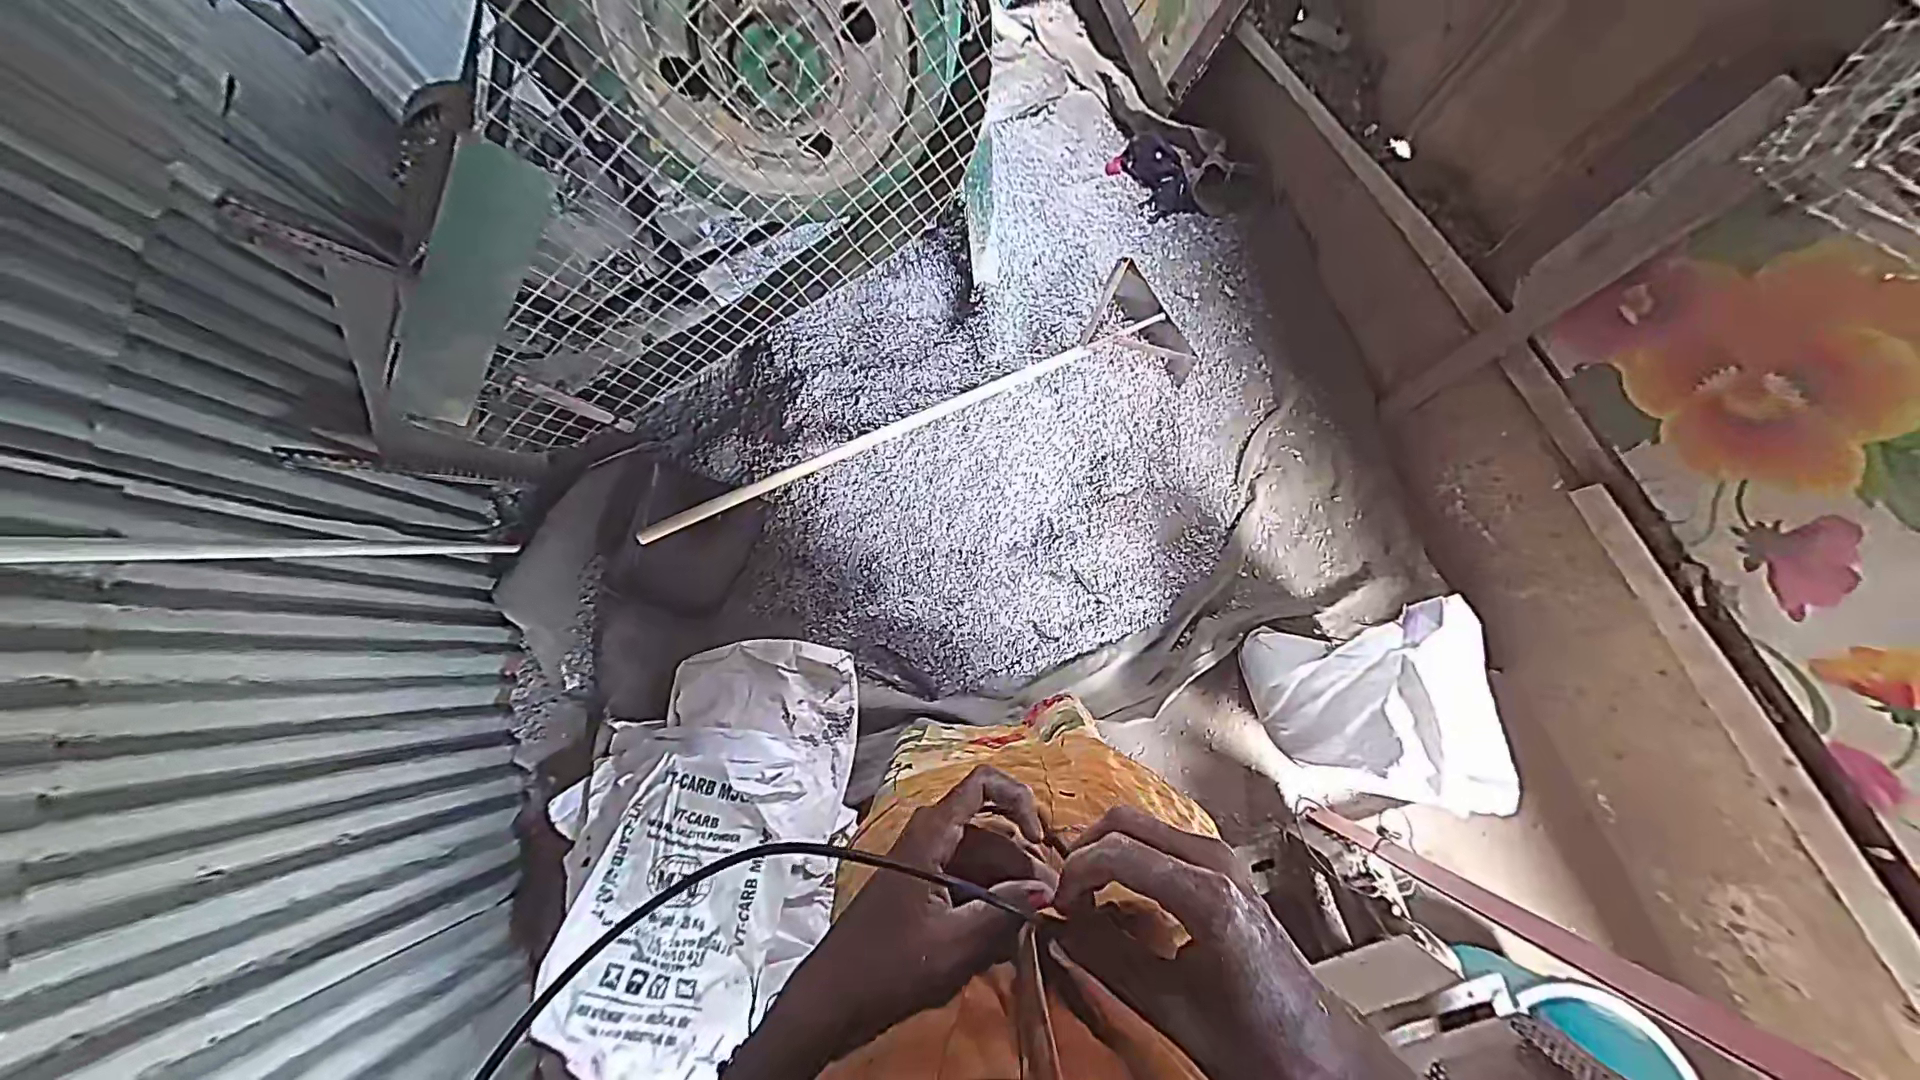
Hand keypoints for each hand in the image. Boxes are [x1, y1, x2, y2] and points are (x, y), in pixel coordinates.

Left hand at [724, 766, 1054, 1077]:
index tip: (1040, 838)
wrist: (832, 999)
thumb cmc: (889, 966)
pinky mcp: (924, 886)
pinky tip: (1009, 929)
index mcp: (932, 833)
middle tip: (1052, 899)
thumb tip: (1047, 890)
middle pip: (989, 828)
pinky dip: (991, 896)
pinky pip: (967, 878)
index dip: (1018, 799)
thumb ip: (1002, 911)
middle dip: (1022, 858)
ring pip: (981, 856)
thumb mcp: (954, 943)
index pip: (982, 783)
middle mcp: (930, 836)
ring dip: (1010, 882)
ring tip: (1035, 918)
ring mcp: (926, 861)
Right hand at [1054, 807, 1411, 1079]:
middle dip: (1084, 852)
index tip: (1058, 905)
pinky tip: (1119, 893)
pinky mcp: (1222, 865)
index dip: (1075, 874)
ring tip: (1087, 897)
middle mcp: (1216, 861)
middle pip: (1125, 821)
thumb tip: (1057, 927)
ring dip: (1104, 850)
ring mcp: (1222, 857)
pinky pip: (1158, 839)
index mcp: (1208, 896)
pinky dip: (1127, 855)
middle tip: (1067, 897)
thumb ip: (1107, 960)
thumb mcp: (1171, 1009)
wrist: (1321, 1052)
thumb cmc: (1260, 1041)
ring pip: (1140, 823)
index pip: (1117, 852)